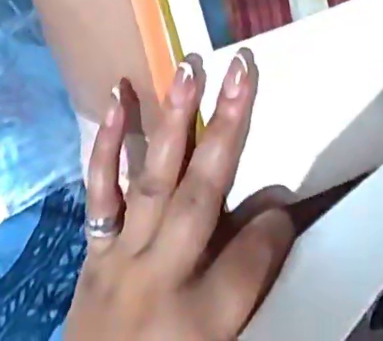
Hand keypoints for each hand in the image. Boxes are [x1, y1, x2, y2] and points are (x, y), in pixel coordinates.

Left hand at [65, 51, 294, 339]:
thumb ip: (253, 280)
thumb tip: (275, 213)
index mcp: (202, 318)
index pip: (254, 251)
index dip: (276, 221)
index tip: (288, 204)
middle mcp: (160, 278)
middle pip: (202, 195)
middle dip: (227, 129)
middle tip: (243, 70)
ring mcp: (121, 259)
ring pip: (152, 180)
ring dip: (172, 121)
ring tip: (187, 68)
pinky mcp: (93, 251)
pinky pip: (99, 193)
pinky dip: (106, 144)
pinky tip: (115, 98)